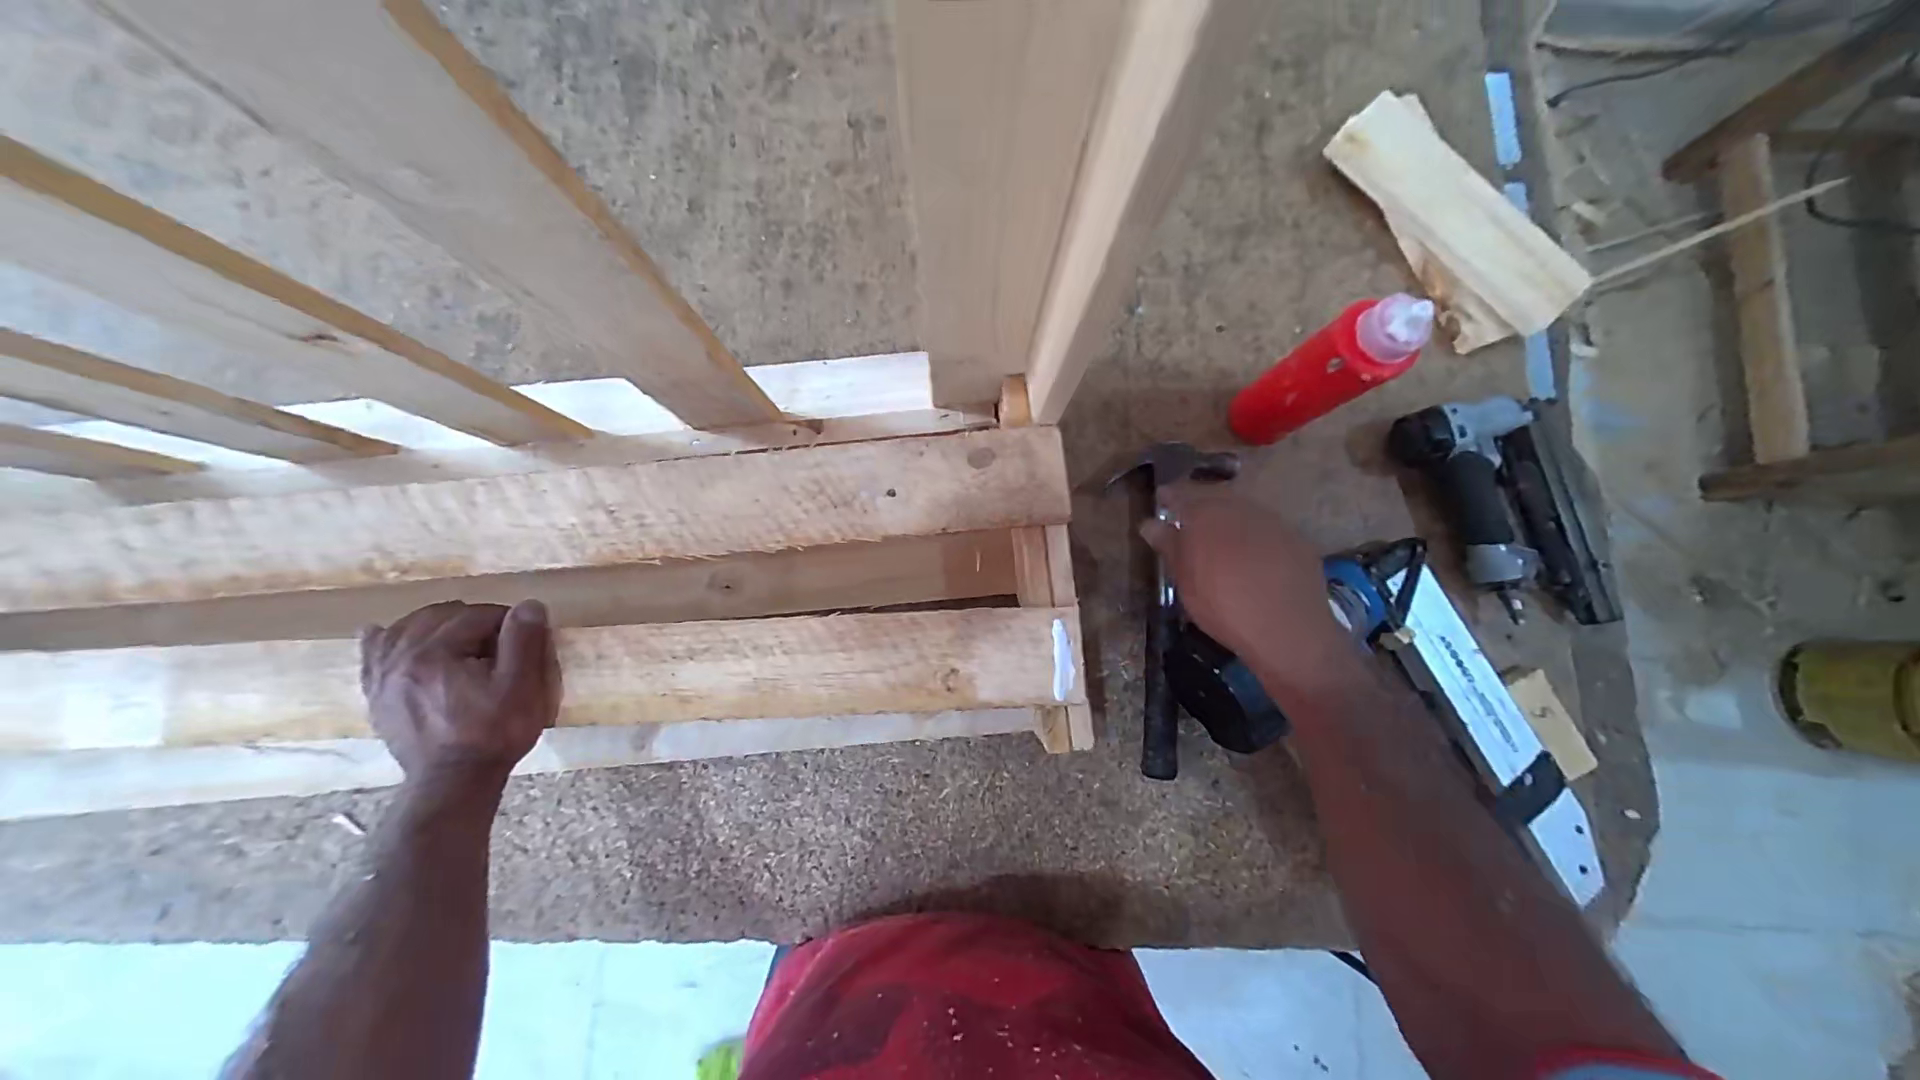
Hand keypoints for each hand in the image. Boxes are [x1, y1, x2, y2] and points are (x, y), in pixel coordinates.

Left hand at [359, 600, 559, 789]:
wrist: (454, 782)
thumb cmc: (495, 733)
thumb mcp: (522, 687)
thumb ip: (524, 641)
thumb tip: (528, 604)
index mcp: (435, 652)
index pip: (478, 615)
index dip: (509, 623)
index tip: (528, 640)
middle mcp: (400, 657)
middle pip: (441, 616)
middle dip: (475, 621)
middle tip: (503, 644)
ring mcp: (383, 677)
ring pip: (407, 629)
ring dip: (439, 625)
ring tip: (466, 639)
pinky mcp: (377, 695)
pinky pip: (374, 653)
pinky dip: (384, 639)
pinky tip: (383, 632)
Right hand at [1140, 482, 1355, 687]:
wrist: (1286, 628)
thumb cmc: (1221, 604)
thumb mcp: (1185, 579)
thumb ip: (1169, 546)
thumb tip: (1149, 523)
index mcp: (1206, 513)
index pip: (1180, 494)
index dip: (1168, 497)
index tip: (1160, 501)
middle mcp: (1240, 508)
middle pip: (1215, 498)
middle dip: (1201, 507)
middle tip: (1190, 524)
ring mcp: (1272, 521)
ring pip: (1243, 512)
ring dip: (1229, 522)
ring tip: (1221, 542)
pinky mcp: (1296, 539)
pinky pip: (1267, 531)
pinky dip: (1255, 538)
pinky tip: (1253, 560)